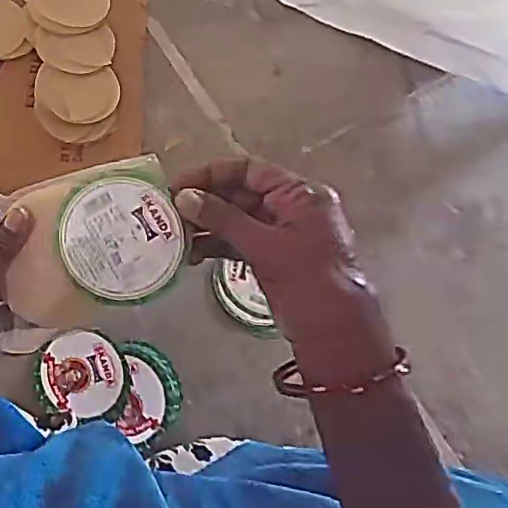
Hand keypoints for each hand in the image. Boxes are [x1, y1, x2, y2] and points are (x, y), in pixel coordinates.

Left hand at [0, 208, 33, 451]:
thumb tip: (19, 216)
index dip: (2, 225)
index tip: (33, 216)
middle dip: (17, 251)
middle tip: (51, 236)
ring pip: (3, 282)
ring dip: (23, 276)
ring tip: (55, 260)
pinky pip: (10, 307)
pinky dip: (24, 301)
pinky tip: (46, 291)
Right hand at [173, 159, 395, 372]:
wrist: (337, 336)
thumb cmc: (309, 283)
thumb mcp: (264, 247)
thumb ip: (223, 219)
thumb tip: (185, 197)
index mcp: (300, 196)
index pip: (250, 171)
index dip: (212, 174)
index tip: (179, 184)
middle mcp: (292, 209)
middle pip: (240, 194)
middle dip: (205, 202)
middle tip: (170, 211)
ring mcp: (282, 235)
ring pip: (237, 219)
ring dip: (207, 225)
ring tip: (176, 234)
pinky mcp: (273, 258)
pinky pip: (239, 242)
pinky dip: (217, 245)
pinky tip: (192, 253)